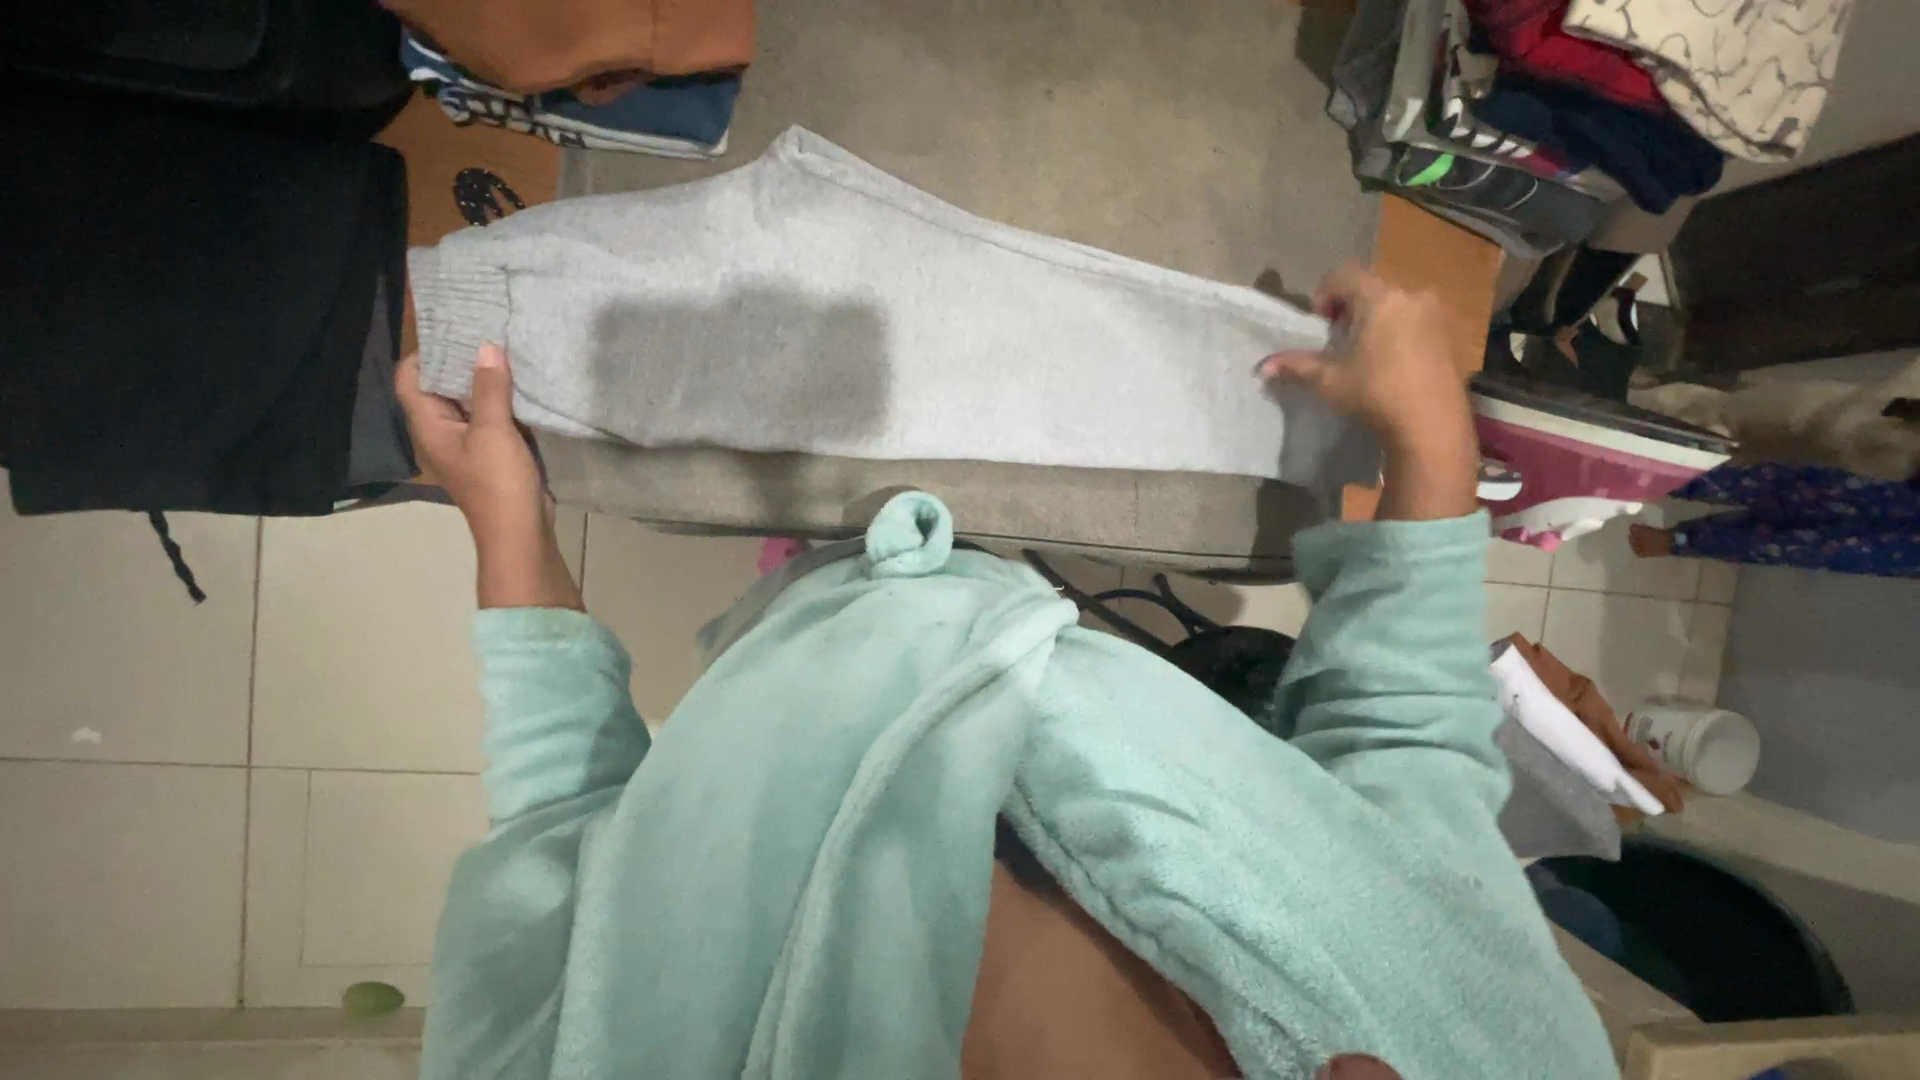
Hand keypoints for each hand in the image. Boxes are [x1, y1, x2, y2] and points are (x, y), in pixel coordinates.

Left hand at [396, 345, 582, 609]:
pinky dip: (503, 406)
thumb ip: (489, 389)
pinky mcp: (493, 457)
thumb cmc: (498, 482)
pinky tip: (523, 392)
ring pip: (469, 406)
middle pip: (440, 389)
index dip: (425, 354)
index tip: (455, 333)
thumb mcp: (494, 431)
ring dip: (485, 385)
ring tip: (507, 358)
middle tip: (487, 337)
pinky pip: (492, 422)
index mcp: (429, 427)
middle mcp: (442, 434)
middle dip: (461, 365)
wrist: (520, 532)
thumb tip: (486, 347)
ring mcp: (468, 447)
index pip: (410, 379)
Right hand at [1259, 262, 1471, 448]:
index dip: (1323, 295)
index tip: (1320, 326)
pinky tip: (1394, 364)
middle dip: (1350, 309)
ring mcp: (1437, 312)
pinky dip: (1400, 331)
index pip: (1343, 275)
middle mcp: (1412, 294)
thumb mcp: (1329, 381)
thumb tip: (1263, 366)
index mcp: (1380, 298)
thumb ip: (1296, 366)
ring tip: (1367, 354)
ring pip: (1396, 303)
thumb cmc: (1376, 394)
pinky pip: (1417, 319)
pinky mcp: (1451, 333)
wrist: (1431, 424)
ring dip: (1376, 320)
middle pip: (1371, 288)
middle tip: (1340, 342)